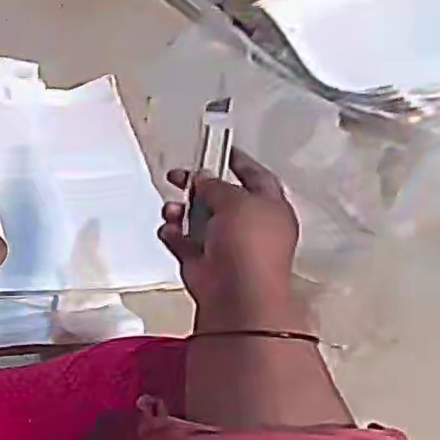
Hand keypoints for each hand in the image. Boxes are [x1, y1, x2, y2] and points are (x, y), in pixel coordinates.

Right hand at [158, 150, 308, 332]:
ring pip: (195, 217)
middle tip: (178, 176)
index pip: (255, 177)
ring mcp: (223, 243)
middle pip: (219, 196)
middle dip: (197, 186)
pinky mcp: (201, 259)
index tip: (220, 149)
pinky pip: (180, 239)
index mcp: (269, 208)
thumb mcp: (236, 201)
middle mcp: (248, 224)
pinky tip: (170, 231)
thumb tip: (202, 179)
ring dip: (180, 210)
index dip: (238, 162)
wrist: (235, 291)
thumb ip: (217, 185)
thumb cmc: (249, 244)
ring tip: (172, 210)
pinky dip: (172, 234)